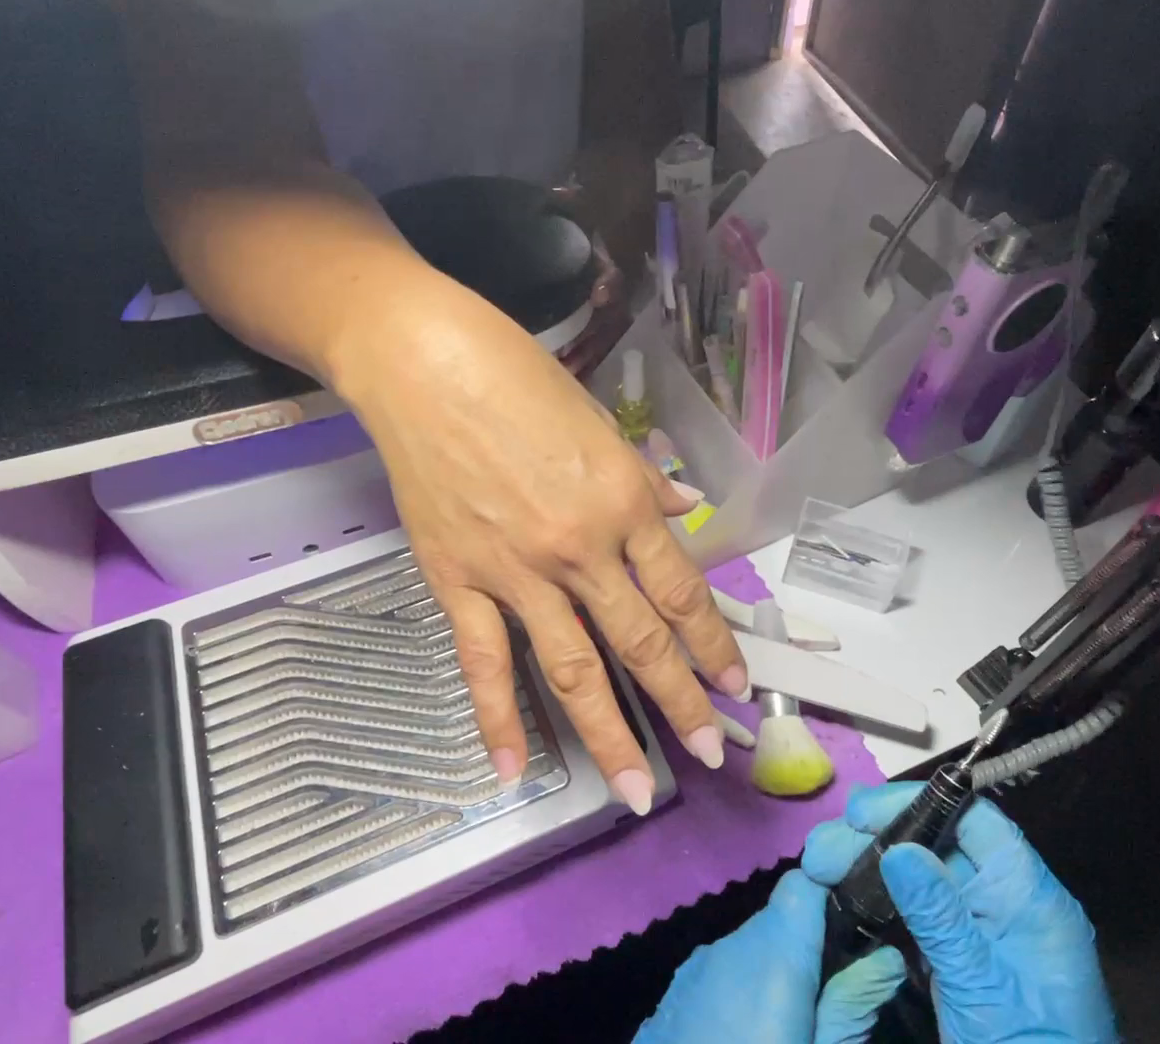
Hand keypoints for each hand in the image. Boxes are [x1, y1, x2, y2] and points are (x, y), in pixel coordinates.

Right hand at [327, 266, 748, 811]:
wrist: (425, 368)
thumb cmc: (521, 382)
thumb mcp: (602, 425)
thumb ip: (645, 480)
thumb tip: (684, 509)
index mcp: (624, 504)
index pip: (681, 592)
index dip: (713, 643)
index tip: (734, 683)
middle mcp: (581, 549)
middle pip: (640, 641)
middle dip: (681, 701)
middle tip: (709, 750)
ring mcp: (517, 573)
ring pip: (572, 669)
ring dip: (609, 734)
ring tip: (636, 791)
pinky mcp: (458, 583)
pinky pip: (482, 662)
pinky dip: (498, 717)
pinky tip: (512, 769)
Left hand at [635, 870, 912, 1043]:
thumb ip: (851, 1005)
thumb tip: (888, 953)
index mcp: (772, 953)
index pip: (804, 882)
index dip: (834, 884)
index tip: (867, 905)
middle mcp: (730, 945)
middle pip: (782, 918)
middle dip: (815, 939)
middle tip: (848, 981)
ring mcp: (697, 968)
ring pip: (752, 946)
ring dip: (779, 967)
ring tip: (802, 1016)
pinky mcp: (676, 994)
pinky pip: (723, 972)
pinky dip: (747, 987)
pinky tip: (755, 1032)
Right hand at [802, 785, 1117, 1042]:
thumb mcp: (981, 986)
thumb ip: (940, 916)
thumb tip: (898, 848)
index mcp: (1027, 897)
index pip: (973, 820)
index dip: (917, 805)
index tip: (859, 813)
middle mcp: (1004, 904)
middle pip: (937, 846)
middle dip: (877, 838)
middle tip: (821, 850)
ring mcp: (979, 934)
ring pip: (920, 880)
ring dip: (869, 869)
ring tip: (819, 868)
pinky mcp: (958, 963)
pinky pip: (916, 917)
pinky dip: (878, 905)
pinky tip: (841, 899)